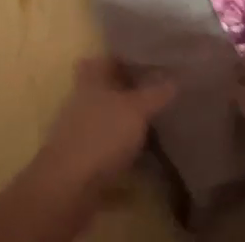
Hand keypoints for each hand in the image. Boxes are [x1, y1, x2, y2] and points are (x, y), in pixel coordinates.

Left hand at [38, 57, 176, 189]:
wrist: (68, 188)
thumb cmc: (101, 135)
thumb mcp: (136, 109)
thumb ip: (156, 92)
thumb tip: (176, 77)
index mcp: (91, 80)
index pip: (104, 59)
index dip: (122, 56)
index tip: (146, 57)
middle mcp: (82, 101)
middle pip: (105, 89)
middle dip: (127, 90)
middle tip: (159, 90)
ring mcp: (80, 132)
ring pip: (106, 118)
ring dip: (125, 121)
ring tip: (156, 121)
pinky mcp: (82, 160)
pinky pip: (107, 148)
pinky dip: (123, 150)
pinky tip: (144, 155)